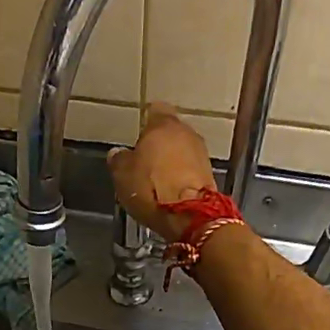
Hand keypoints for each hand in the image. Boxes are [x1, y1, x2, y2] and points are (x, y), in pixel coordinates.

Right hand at [108, 102, 217, 242]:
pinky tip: (174, 192)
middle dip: (162, 144)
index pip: (155, 111)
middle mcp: (187, 133)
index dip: (147, 123)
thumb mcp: (123, 174)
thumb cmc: (151, 189)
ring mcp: (202, 155)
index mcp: (163, 124)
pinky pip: (193, 172)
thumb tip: (118, 154)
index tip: (140, 136)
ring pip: (185, 152)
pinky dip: (185, 178)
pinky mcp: (211, 178)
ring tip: (160, 180)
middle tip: (148, 161)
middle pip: (173, 133)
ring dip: (175, 162)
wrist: (190, 218)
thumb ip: (120, 160)